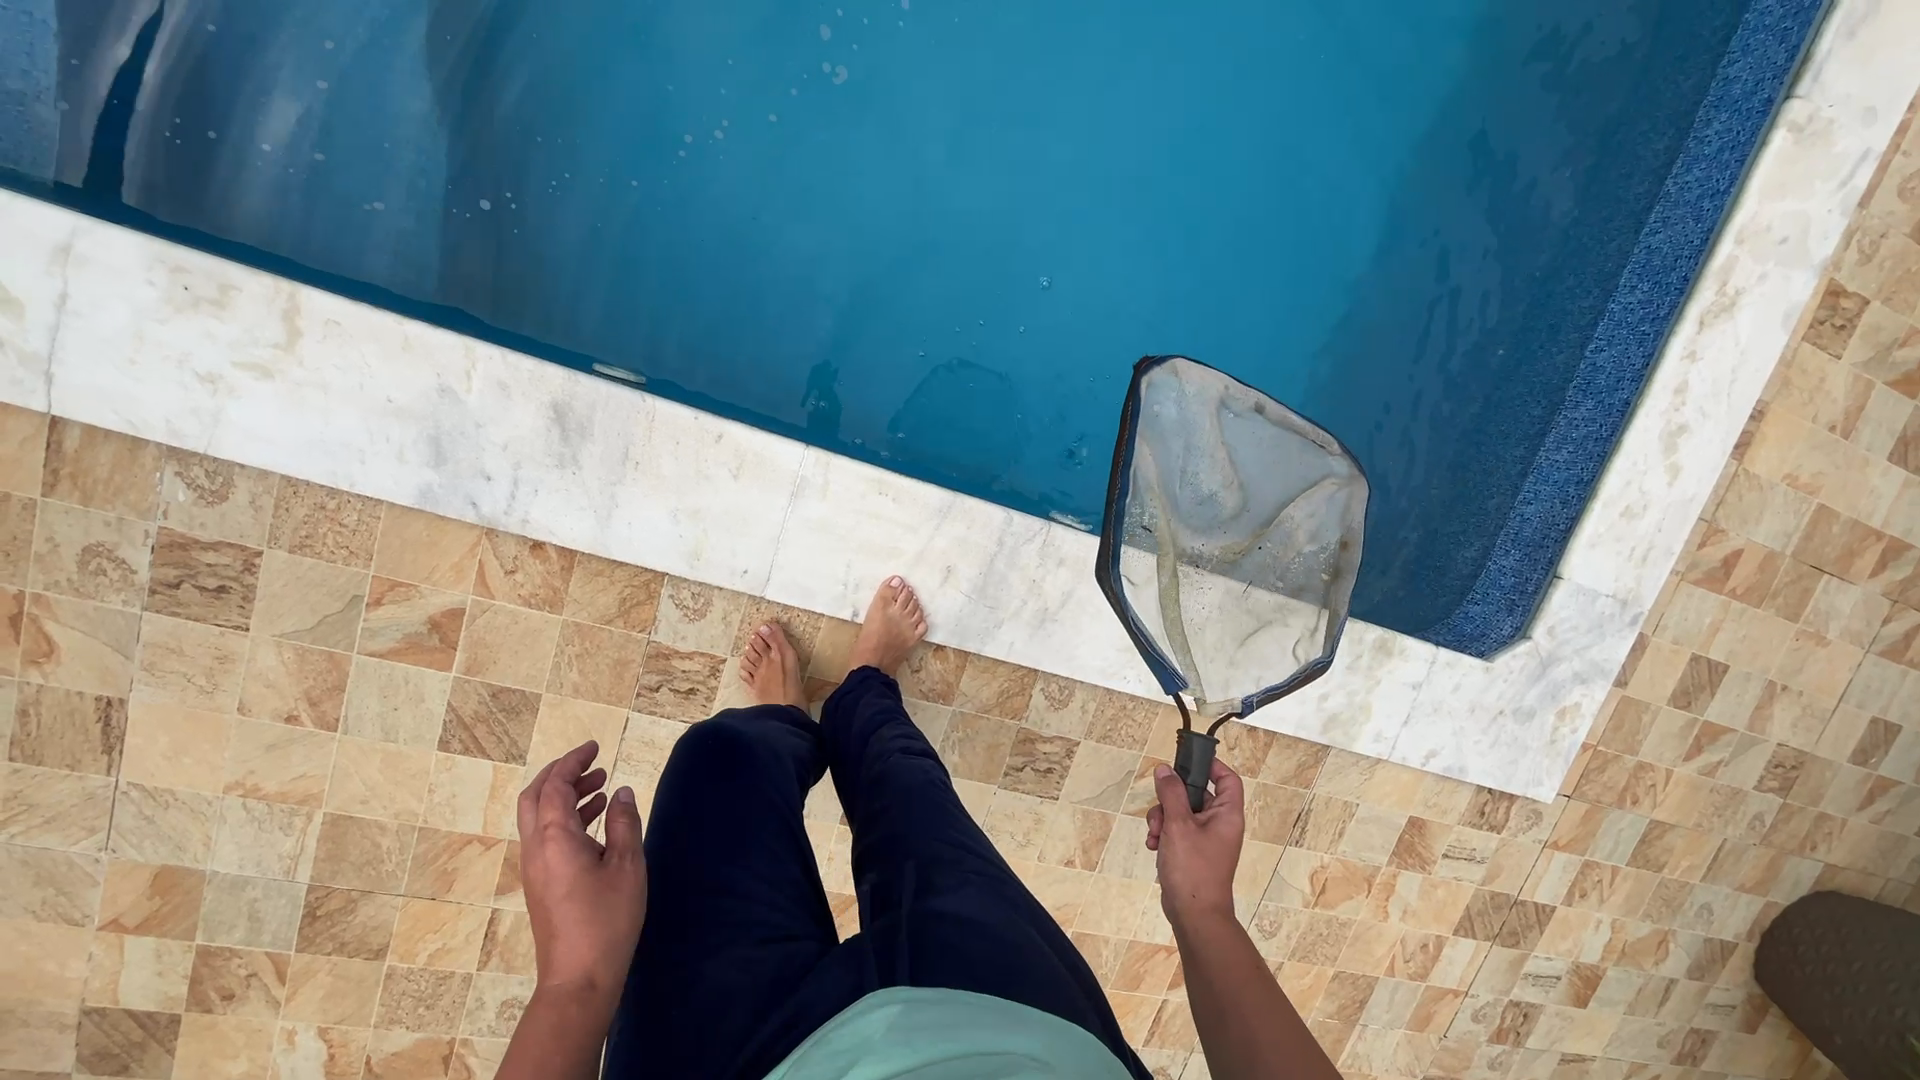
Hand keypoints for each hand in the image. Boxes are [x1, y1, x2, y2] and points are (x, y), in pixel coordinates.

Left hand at [516, 741, 647, 1001]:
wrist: (579, 977)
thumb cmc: (607, 918)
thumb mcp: (626, 865)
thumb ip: (623, 823)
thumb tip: (621, 792)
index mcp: (554, 838)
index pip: (554, 786)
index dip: (573, 762)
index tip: (595, 746)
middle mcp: (536, 849)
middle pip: (534, 798)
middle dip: (561, 775)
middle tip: (593, 764)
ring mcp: (535, 868)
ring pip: (539, 818)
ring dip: (566, 797)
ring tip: (603, 788)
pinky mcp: (542, 884)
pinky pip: (547, 837)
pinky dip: (568, 819)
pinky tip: (597, 823)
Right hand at [1146, 758, 1244, 927]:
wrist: (1194, 915)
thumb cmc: (1193, 867)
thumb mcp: (1178, 825)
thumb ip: (1171, 793)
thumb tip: (1165, 769)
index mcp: (1227, 814)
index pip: (1228, 779)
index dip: (1211, 765)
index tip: (1187, 761)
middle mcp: (1220, 823)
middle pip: (1196, 794)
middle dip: (1171, 799)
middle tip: (1159, 809)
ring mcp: (1207, 838)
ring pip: (1181, 812)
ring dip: (1163, 819)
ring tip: (1156, 835)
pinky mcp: (1193, 851)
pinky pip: (1177, 830)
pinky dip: (1164, 834)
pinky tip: (1154, 846)